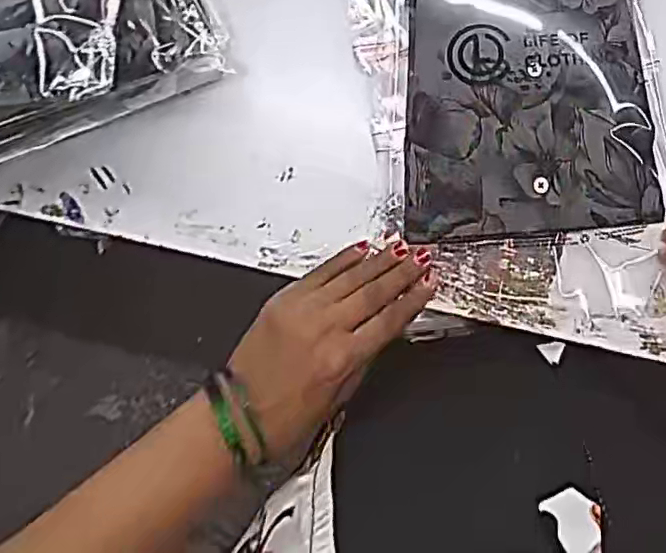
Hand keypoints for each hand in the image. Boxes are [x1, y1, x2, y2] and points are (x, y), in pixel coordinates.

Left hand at [226, 239, 437, 461]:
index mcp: (342, 358)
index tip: (430, 283)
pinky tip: (363, 249)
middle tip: (423, 256)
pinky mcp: (285, 299)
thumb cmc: (284, 419)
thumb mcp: (341, 395)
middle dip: (404, 271)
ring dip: (381, 259)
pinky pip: (323, 271)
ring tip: (401, 246)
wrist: (235, 419)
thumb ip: (367, 355)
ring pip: (353, 276)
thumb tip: (389, 325)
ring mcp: (304, 310)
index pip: (390, 319)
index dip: (414, 298)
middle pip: (375, 291)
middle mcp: (325, 329)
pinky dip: (345, 258)